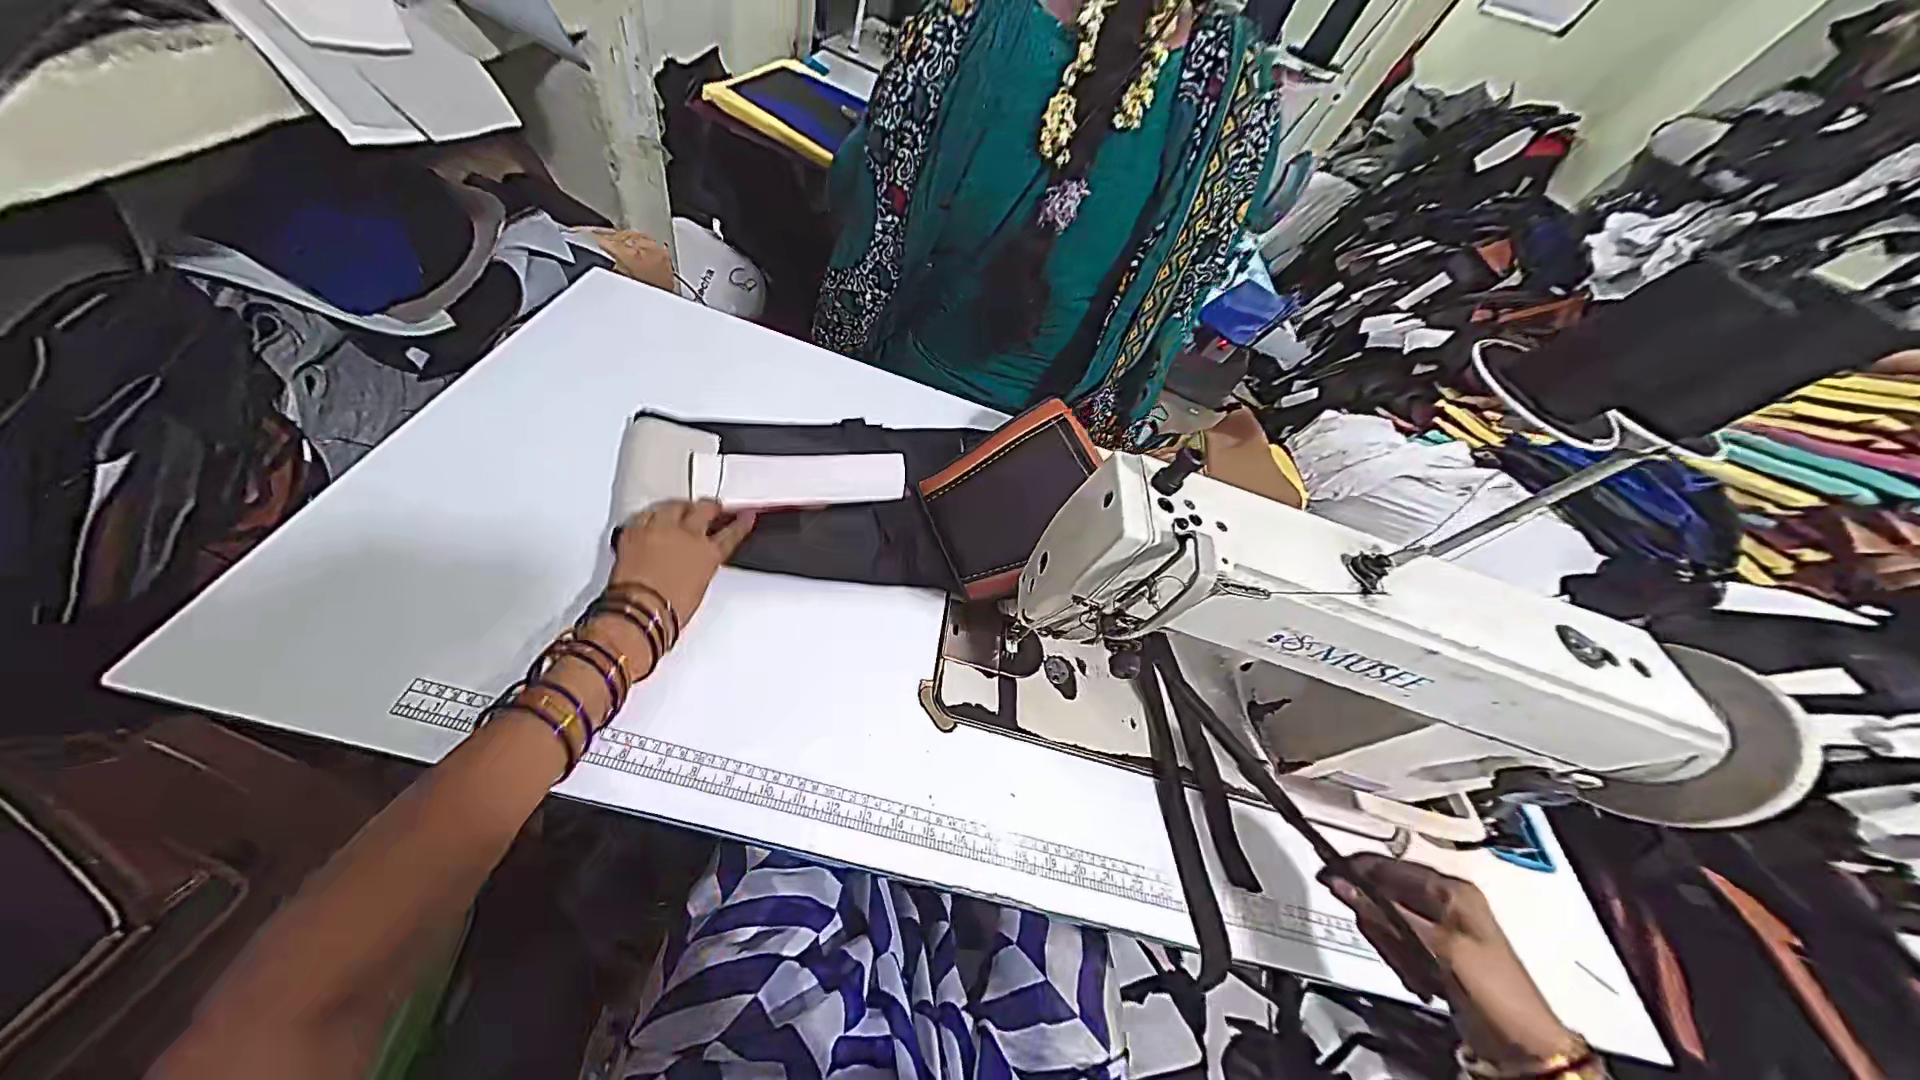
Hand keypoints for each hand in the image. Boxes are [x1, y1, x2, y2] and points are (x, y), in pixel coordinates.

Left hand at [611, 500, 755, 623]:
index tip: (745, 517)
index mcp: (709, 553)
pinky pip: (646, 514)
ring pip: (674, 505)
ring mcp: (660, 530)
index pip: (731, 533)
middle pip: (704, 509)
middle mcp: (687, 535)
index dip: (740, 523)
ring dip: (680, 507)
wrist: (640, 609)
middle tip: (712, 507)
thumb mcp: (699, 587)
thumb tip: (695, 561)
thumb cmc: (669, 608)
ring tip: (681, 508)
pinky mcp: (635, 530)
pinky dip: (651, 515)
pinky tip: (652, 516)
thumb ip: (701, 566)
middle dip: (710, 507)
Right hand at [1322, 854, 1582, 1073]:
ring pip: (1386, 918)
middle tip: (1393, 948)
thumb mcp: (1432, 947)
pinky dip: (1398, 957)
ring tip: (1412, 968)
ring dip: (1391, 945)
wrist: (1525, 1047)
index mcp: (1450, 889)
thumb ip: (1383, 913)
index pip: (1386, 865)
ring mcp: (1439, 925)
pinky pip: (1396, 940)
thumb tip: (1341, 883)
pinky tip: (1416, 975)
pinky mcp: (1434, 948)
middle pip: (1382, 892)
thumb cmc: (1493, 991)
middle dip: (1380, 922)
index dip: (1354, 870)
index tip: (1326, 877)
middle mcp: (1444, 900)